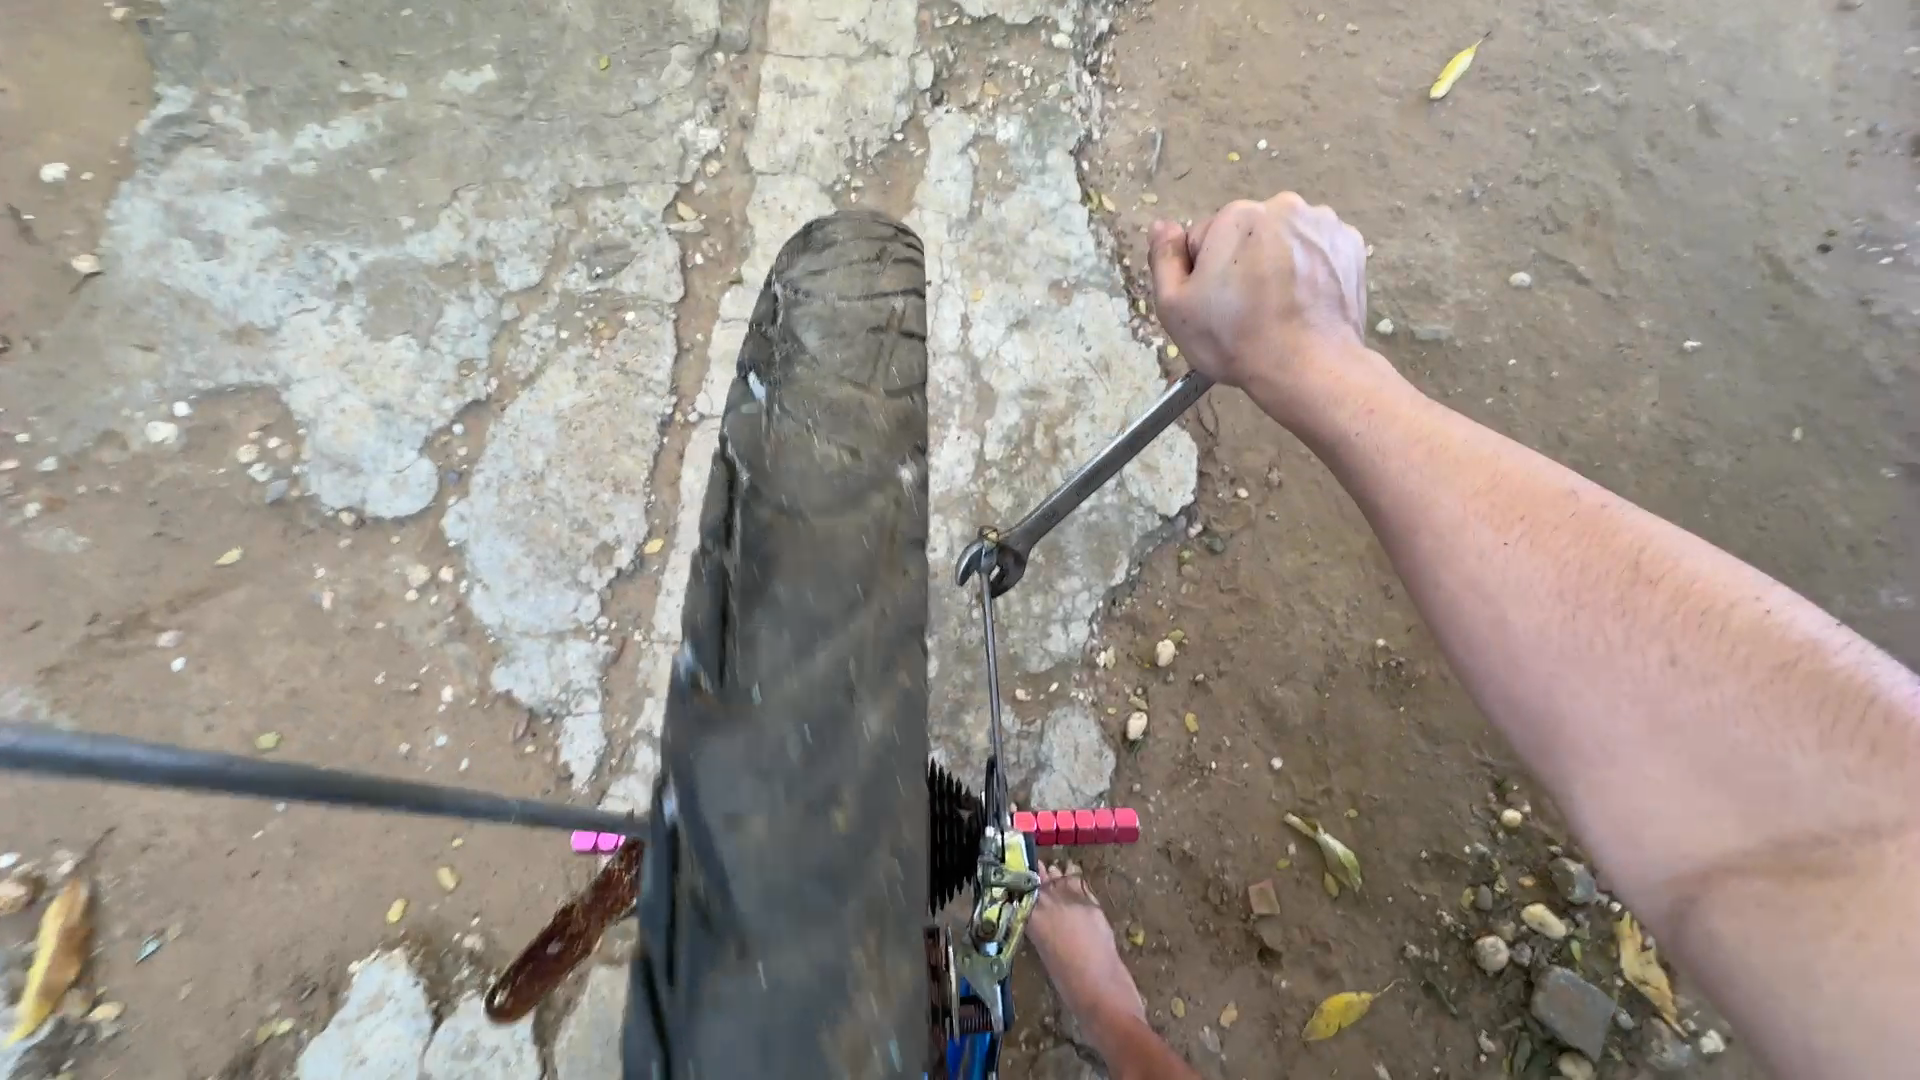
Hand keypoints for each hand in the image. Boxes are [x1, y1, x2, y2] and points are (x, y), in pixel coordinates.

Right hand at [1149, 194, 1368, 392]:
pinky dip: (1307, 272)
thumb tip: (1160, 226)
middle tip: (1243, 311)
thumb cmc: (1233, 339)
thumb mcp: (1174, 307)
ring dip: (1275, 266)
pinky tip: (1301, 304)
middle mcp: (1282, 206)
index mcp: (1235, 216)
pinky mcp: (1351, 245)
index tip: (1213, 305)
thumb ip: (1163, 259)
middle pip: (1245, 237)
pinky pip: (1315, 252)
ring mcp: (1323, 223)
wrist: (1306, 366)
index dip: (1201, 276)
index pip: (1203, 240)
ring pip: (1282, 242)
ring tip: (1274, 310)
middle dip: (1240, 265)